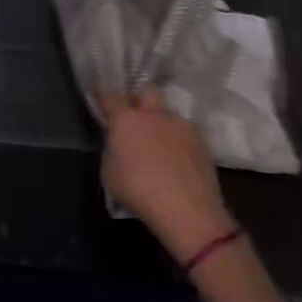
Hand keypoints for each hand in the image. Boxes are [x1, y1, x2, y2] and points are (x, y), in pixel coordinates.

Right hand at [100, 88, 236, 263]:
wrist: (187, 210)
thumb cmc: (138, 190)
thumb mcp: (109, 171)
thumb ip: (112, 149)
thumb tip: (119, 144)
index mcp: (127, 120)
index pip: (111, 97)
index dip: (103, 96)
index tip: (99, 96)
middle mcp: (155, 116)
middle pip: (147, 91)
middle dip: (139, 99)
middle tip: (134, 116)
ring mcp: (182, 128)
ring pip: (168, 114)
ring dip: (161, 122)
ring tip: (158, 143)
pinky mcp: (202, 144)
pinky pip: (185, 134)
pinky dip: (177, 141)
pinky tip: (176, 160)